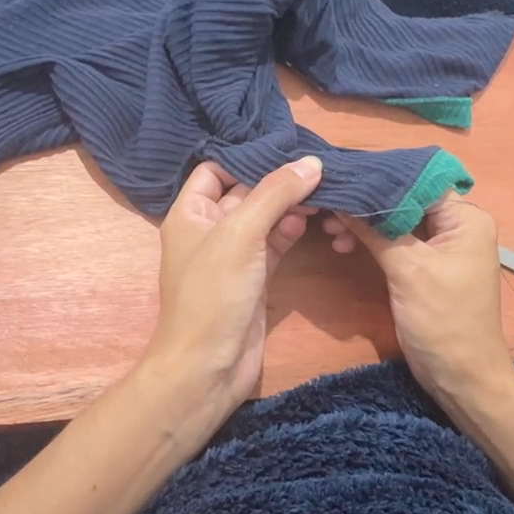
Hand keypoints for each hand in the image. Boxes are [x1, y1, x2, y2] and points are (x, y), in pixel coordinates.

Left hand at [141, 157, 323, 414]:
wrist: (208, 366)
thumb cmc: (213, 294)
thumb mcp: (241, 234)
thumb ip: (275, 194)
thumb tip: (312, 162)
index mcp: (190, 212)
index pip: (217, 168)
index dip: (248, 158)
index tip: (289, 147)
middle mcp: (208, 229)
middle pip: (245, 191)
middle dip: (277, 180)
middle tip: (318, 166)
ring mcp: (232, 255)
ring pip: (263, 218)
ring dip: (289, 205)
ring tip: (322, 191)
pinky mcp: (254, 277)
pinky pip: (274, 243)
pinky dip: (291, 230)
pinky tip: (313, 219)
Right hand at [333, 197, 513, 401]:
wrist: (462, 377)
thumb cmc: (443, 321)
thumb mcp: (408, 270)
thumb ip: (375, 230)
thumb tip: (342, 197)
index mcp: (466, 218)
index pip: (418, 181)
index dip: (379, 178)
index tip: (341, 177)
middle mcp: (457, 225)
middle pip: (406, 199)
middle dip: (367, 203)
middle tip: (329, 206)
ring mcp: (441, 247)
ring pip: (397, 220)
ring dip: (364, 223)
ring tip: (331, 230)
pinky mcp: (426, 266)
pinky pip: (396, 242)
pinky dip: (372, 241)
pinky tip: (344, 242)